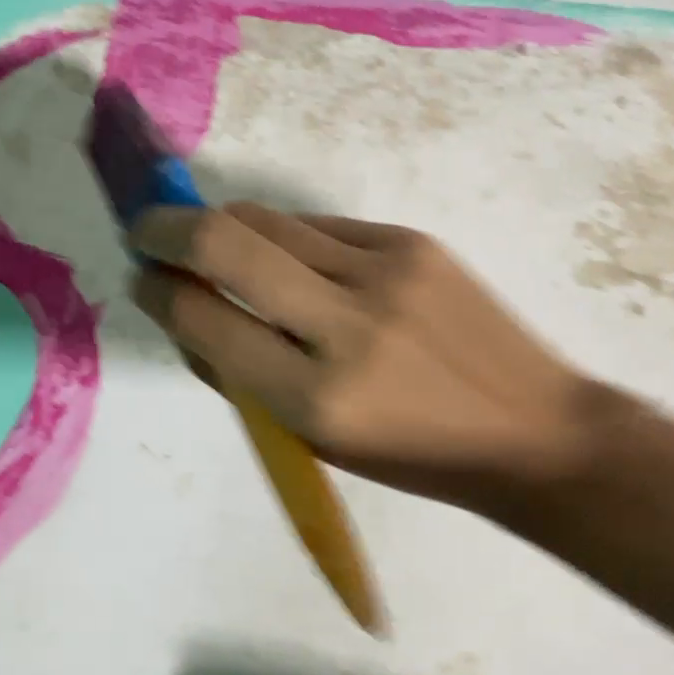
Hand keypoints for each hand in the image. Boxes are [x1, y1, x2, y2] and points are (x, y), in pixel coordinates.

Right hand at [130, 203, 599, 510]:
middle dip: (164, 230)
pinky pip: (314, 225)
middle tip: (143, 234)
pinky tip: (279, 257)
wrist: (533, 430)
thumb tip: (179, 311)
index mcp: (314, 397)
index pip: (204, 317)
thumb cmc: (408, 454)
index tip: (140, 281)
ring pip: (266, 220)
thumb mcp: (308, 439)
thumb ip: (234, 375)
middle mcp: (346, 324)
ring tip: (203, 240)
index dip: (157, 291)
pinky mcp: (411, 241)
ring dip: (218, 225)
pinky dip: (278, 236)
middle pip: (225, 242)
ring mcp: (385, 272)